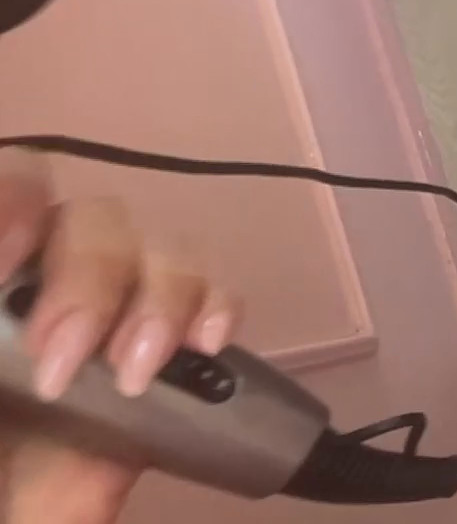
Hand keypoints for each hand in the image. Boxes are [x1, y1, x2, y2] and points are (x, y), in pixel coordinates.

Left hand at [0, 152, 241, 523]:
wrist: (12, 522)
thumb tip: (13, 295)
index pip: (11, 184)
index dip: (16, 196)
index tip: (10, 261)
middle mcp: (40, 284)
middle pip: (95, 215)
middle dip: (94, 275)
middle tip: (65, 355)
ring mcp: (113, 313)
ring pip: (167, 249)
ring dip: (162, 300)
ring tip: (136, 370)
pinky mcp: (170, 346)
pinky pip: (218, 294)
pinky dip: (217, 310)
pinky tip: (200, 348)